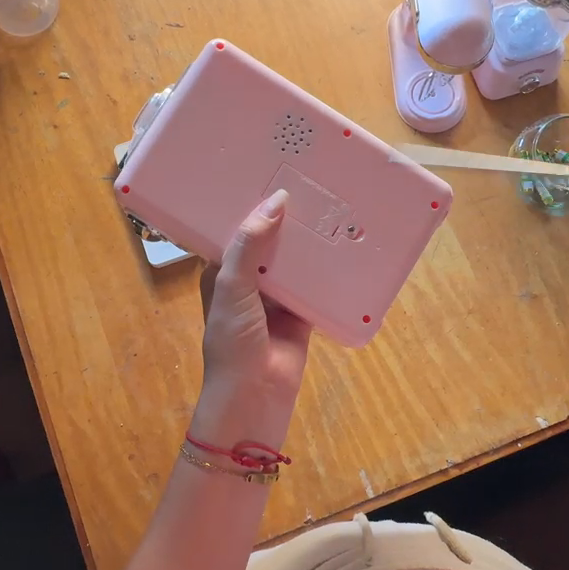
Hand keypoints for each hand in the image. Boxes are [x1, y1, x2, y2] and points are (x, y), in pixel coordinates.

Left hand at [189, 189, 312, 451]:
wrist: (254, 396)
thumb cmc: (232, 341)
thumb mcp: (233, 287)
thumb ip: (250, 244)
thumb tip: (275, 200)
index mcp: (222, 273)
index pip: (236, 232)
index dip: (250, 207)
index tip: (270, 173)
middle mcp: (249, 282)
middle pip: (269, 244)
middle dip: (286, 221)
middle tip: (310, 183)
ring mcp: (276, 299)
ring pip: (294, 264)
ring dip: (309, 244)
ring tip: (331, 206)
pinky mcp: (302, 315)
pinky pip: (316, 288)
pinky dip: (328, 273)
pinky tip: (345, 247)